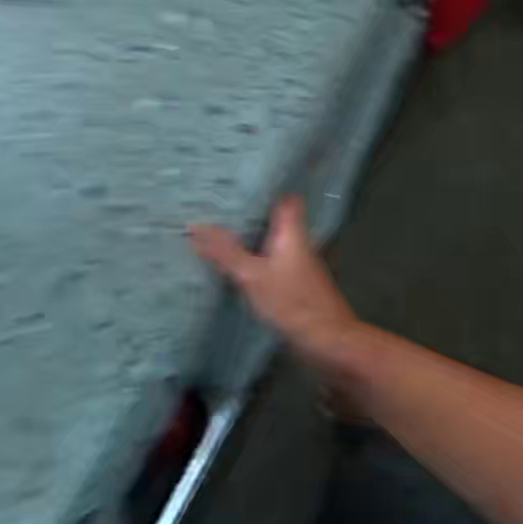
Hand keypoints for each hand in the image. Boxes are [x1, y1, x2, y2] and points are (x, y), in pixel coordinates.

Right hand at [189, 197, 359, 357]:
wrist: (327, 342)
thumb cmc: (292, 302)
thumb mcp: (252, 276)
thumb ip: (225, 252)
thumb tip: (195, 226)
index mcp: (292, 233)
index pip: (285, 198)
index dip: (266, 187)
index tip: (239, 181)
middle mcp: (299, 244)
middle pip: (276, 220)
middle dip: (250, 214)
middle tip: (217, 206)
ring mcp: (300, 266)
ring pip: (273, 243)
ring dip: (251, 238)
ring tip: (218, 232)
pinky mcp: (296, 287)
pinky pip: (272, 264)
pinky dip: (255, 260)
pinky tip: (235, 267)